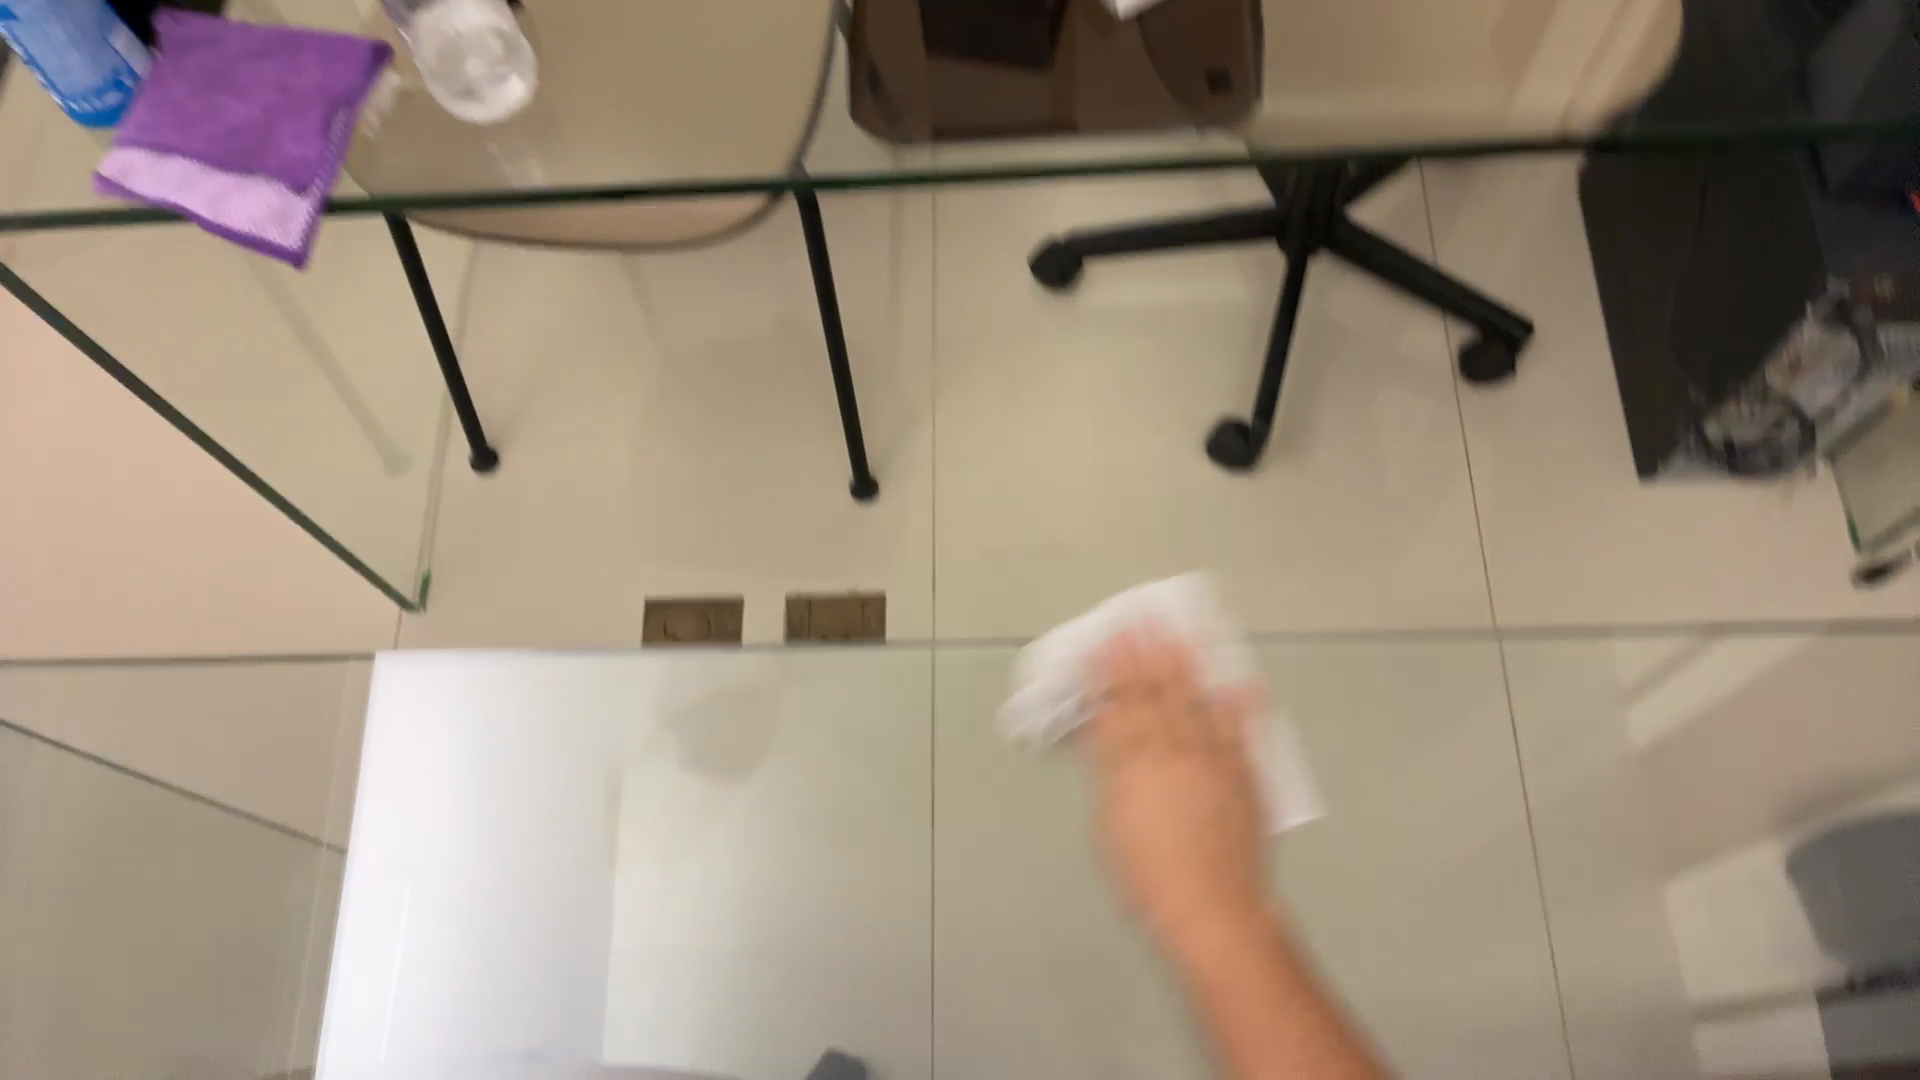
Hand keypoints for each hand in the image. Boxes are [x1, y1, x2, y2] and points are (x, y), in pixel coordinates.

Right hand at [1085, 626, 1270, 957]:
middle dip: (1145, 654)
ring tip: (1180, 632)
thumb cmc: (1145, 875)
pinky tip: (1243, 681)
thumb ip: (1107, 771)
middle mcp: (1175, 752)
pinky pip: (1244, 733)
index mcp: (1135, 763)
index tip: (1105, 642)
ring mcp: (1215, 761)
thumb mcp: (1108, 822)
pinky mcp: (1245, 778)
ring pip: (1197, 701)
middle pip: (1157, 693)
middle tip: (1139, 620)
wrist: (1212, 913)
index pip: (1120, 704)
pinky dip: (1243, 706)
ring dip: (1186, 664)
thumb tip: (1100, 732)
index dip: (1111, 672)